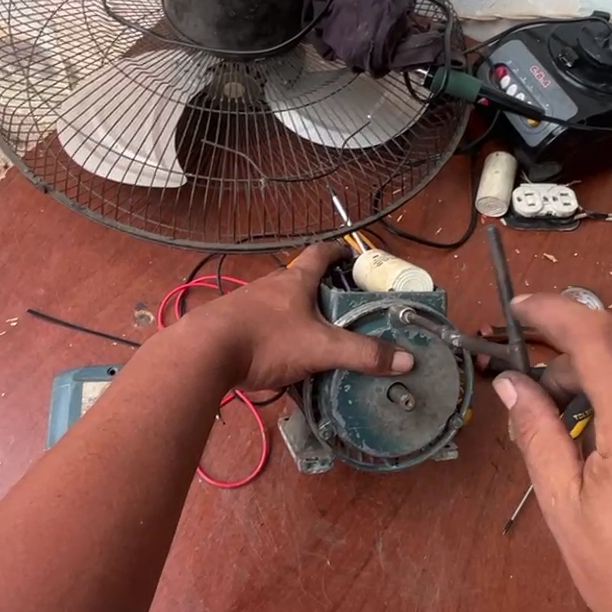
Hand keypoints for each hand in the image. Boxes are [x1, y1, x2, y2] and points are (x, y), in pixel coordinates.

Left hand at [164, 242, 413, 391]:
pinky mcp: (231, 327)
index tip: (352, 255)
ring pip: (279, 305)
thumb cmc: (266, 340)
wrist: (203, 353)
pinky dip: (276, 337)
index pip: (321, 253)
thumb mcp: (320, 348)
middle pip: (300, 280)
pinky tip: (282, 359)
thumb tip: (407, 360)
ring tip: (317, 337)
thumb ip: (362, 354)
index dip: (339, 252)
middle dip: (321, 290)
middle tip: (343, 306)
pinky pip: (262, 327)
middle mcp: (270, 286)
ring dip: (297, 315)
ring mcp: (247, 305)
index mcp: (295, 281)